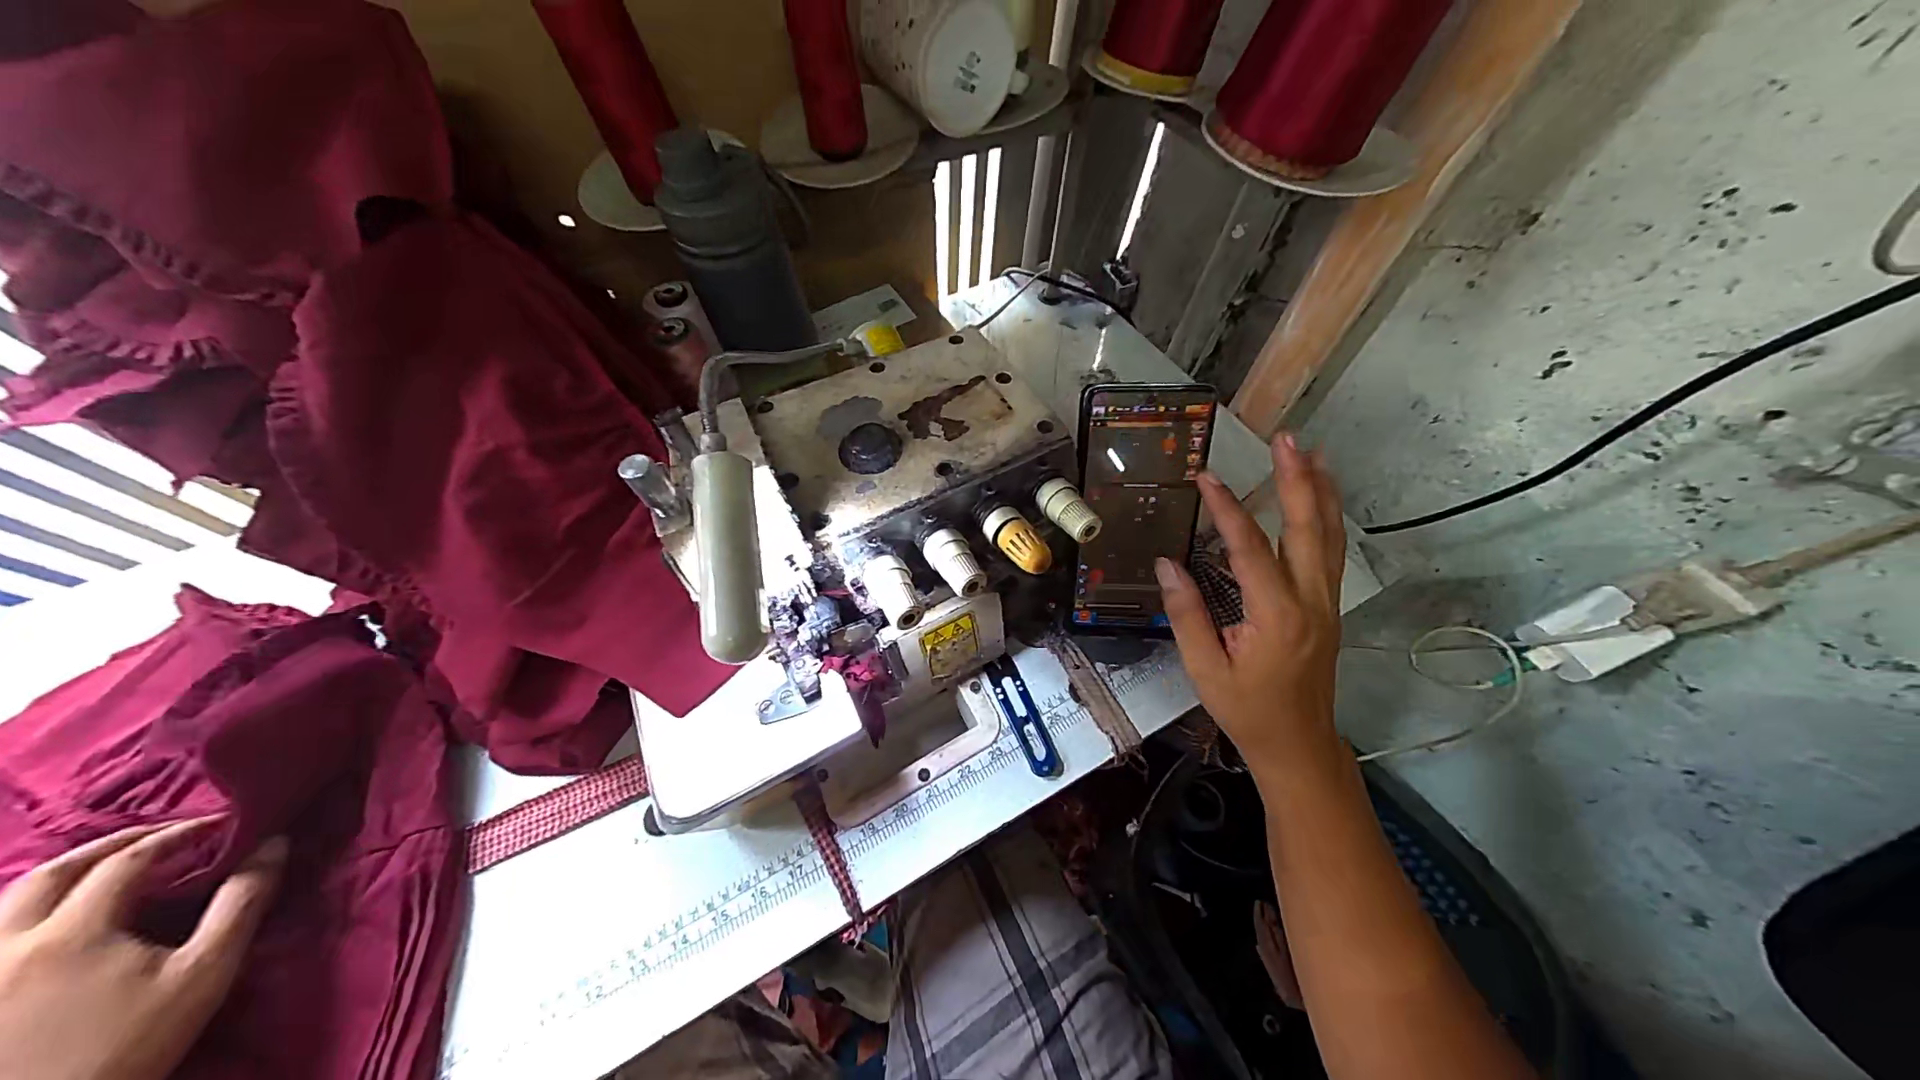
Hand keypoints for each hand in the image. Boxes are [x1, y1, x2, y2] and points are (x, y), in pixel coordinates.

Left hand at [0, 820, 286, 1079]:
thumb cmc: (126, 1049)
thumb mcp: (203, 974)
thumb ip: (242, 903)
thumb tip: (274, 844)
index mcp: (70, 931)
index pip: (132, 859)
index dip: (181, 833)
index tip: (223, 824)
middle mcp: (8, 943)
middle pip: (57, 871)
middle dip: (117, 843)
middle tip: (167, 833)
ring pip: (9, 900)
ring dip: (68, 872)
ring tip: (113, 866)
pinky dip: (31, 908)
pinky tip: (60, 915)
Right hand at [1156, 434, 1346, 773]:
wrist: (1298, 745)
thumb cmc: (1247, 711)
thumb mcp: (1204, 669)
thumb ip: (1187, 613)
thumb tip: (1167, 565)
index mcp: (1277, 616)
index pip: (1250, 549)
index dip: (1228, 510)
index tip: (1207, 478)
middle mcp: (1311, 601)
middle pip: (1308, 529)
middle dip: (1296, 480)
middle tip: (1287, 439)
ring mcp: (1327, 603)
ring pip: (1329, 536)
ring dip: (1320, 491)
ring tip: (1311, 453)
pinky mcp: (1329, 607)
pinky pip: (1331, 552)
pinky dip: (1327, 517)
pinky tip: (1320, 500)